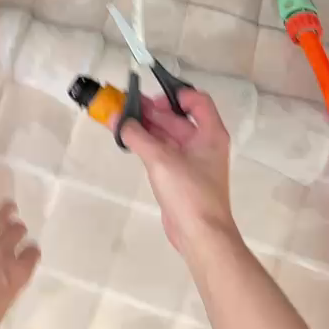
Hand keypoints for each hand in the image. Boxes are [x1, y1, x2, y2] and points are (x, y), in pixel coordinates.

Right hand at [119, 90, 237, 253]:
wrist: (201, 234)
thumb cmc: (188, 192)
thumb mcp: (161, 159)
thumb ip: (137, 136)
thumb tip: (118, 119)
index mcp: (210, 133)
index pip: (197, 101)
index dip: (175, 94)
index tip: (151, 98)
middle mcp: (204, 144)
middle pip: (178, 118)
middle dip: (153, 111)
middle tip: (126, 106)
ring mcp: (193, 161)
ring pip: (169, 135)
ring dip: (147, 127)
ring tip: (122, 121)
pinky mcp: (181, 176)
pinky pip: (164, 152)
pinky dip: (148, 144)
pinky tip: (130, 142)